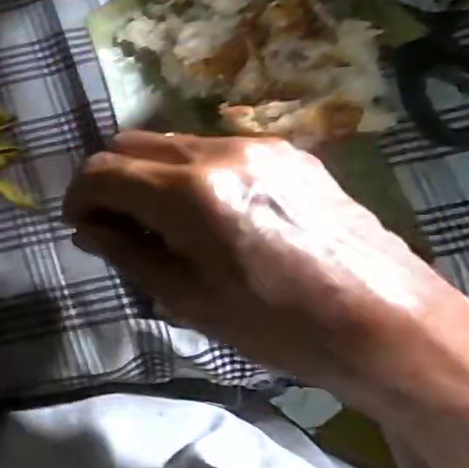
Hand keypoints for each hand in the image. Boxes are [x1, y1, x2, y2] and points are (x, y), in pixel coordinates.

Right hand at [63, 131, 468, 424]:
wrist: (390, 325)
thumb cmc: (278, 325)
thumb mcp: (187, 299)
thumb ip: (126, 253)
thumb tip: (86, 229)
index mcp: (190, 193)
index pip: (102, 171)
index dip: (78, 197)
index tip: (80, 227)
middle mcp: (219, 151)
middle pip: (129, 143)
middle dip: (107, 181)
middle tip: (112, 226)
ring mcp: (257, 146)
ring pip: (169, 142)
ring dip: (145, 175)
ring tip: (158, 224)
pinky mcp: (286, 152)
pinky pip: (211, 148)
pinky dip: (184, 173)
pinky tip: (203, 215)